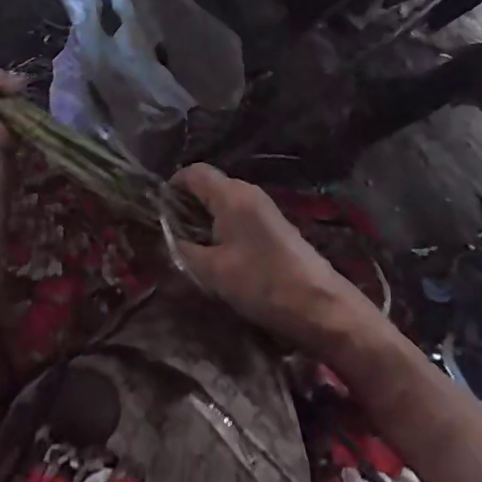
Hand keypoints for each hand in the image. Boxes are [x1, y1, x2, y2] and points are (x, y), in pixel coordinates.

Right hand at [171, 163, 387, 353]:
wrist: (325, 309)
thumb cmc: (264, 284)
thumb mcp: (213, 272)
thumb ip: (183, 249)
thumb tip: (166, 237)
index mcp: (231, 195)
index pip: (192, 172)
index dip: (171, 185)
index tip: (157, 210)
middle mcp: (248, 192)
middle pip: (208, 184)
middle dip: (186, 203)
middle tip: (169, 232)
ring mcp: (265, 208)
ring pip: (224, 201)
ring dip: (205, 218)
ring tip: (191, 246)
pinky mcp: (276, 226)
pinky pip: (239, 215)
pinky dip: (223, 226)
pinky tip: (220, 254)